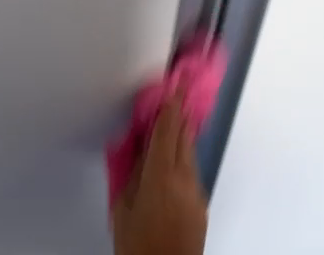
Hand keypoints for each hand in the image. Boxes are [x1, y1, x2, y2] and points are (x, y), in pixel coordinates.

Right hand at [112, 92, 208, 254]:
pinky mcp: (201, 208)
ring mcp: (196, 194)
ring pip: (189, 155)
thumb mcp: (122, 208)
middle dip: (179, 117)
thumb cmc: (138, 246)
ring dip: (179, 140)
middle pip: (184, 138)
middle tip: (174, 98)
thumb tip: (134, 151)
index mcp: (161, 175)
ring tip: (166, 132)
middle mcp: (185, 179)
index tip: (176, 84)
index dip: (171, 104)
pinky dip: (181, 162)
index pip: (168, 129)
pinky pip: (191, 174)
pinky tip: (168, 168)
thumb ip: (129, 173)